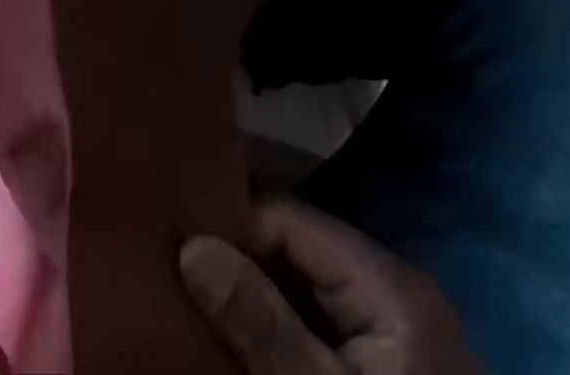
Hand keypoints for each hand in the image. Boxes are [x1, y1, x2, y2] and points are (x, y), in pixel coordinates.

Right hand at [181, 200, 482, 374]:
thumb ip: (264, 326)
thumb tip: (193, 248)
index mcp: (390, 283)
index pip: (294, 220)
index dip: (236, 227)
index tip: (180, 245)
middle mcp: (390, 284)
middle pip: (299, 244)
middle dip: (241, 254)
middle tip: (179, 266)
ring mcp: (387, 318)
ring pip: (304, 278)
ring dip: (254, 285)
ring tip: (195, 290)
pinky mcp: (381, 350)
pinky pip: (317, 313)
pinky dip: (278, 316)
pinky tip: (238, 326)